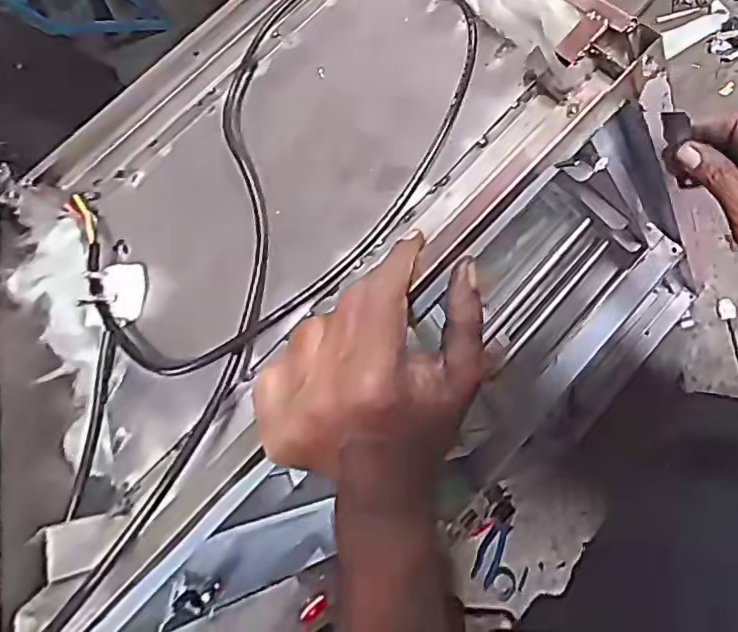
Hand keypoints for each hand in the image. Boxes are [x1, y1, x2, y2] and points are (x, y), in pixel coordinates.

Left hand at [253, 234, 483, 496]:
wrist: (381, 490)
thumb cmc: (426, 432)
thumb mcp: (463, 376)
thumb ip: (467, 318)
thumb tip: (463, 268)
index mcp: (376, 379)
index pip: (381, 295)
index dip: (398, 262)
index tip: (412, 246)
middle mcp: (327, 390)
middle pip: (349, 304)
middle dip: (377, 290)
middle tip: (396, 299)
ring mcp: (292, 405)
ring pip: (316, 324)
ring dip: (342, 322)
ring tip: (363, 347)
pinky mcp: (270, 416)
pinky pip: (284, 354)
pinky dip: (308, 352)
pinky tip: (329, 371)